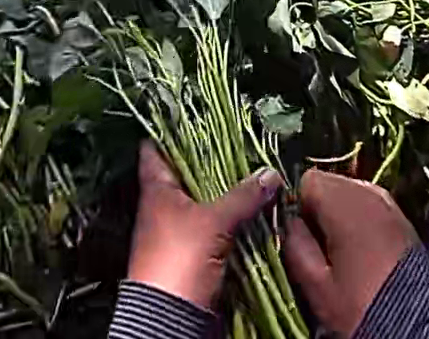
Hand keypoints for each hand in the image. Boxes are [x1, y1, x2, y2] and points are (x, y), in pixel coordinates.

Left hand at [127, 141, 283, 310]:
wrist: (167, 322)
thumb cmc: (178, 258)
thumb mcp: (213, 221)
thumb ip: (243, 195)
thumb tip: (272, 173)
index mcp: (156, 188)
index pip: (157, 147)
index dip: (171, 128)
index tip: (194, 111)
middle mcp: (163, 204)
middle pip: (186, 170)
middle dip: (211, 157)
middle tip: (237, 138)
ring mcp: (176, 229)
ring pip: (202, 198)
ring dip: (224, 189)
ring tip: (252, 168)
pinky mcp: (192, 252)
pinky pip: (213, 224)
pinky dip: (229, 216)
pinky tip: (250, 207)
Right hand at [283, 169, 420, 335]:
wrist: (421, 325)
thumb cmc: (362, 303)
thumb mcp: (318, 286)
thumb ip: (295, 245)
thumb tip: (289, 223)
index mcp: (341, 200)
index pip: (306, 180)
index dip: (299, 207)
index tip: (304, 237)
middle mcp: (364, 188)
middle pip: (328, 181)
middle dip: (320, 208)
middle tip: (322, 248)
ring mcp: (386, 198)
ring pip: (348, 191)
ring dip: (340, 212)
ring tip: (344, 251)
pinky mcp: (400, 214)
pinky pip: (368, 203)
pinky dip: (359, 217)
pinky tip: (364, 249)